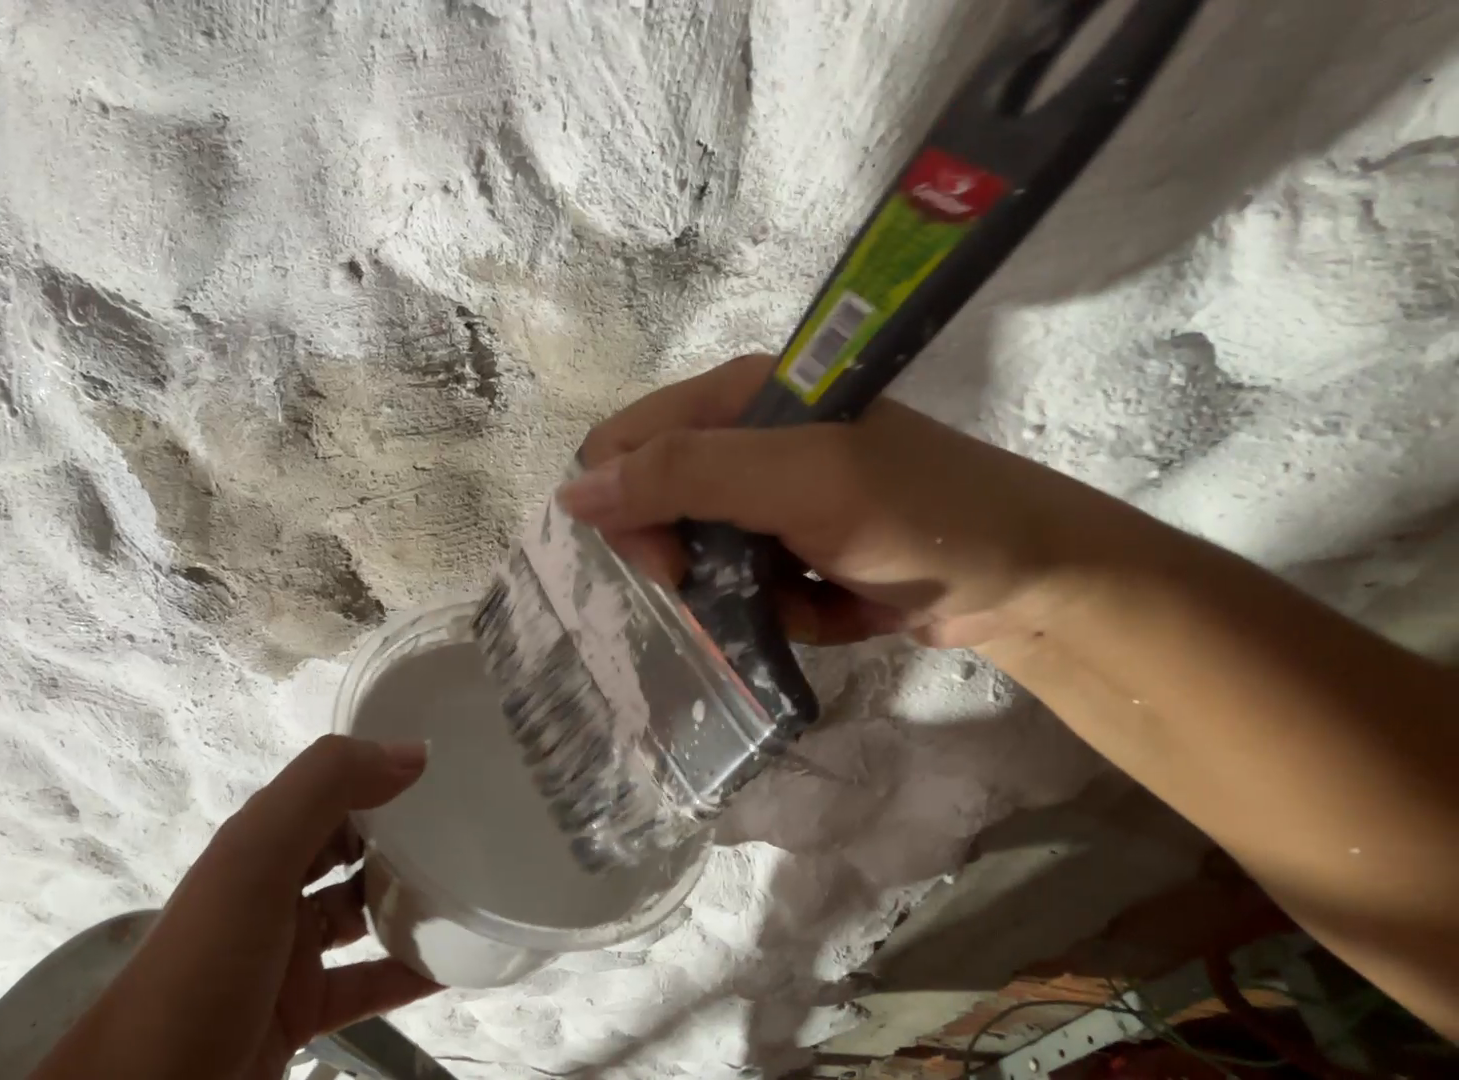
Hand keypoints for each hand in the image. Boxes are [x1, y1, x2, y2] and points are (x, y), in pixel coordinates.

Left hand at [30, 735, 438, 1079]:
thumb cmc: (207, 963)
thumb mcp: (257, 857)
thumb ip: (326, 789)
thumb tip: (413, 750)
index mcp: (258, 844)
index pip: (326, 791)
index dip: (377, 772)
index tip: (443, 767)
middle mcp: (271, 891)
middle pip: (345, 849)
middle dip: (398, 835)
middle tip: (467, 826)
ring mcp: (286, 955)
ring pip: (359, 915)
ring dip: (407, 901)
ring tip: (470, 885)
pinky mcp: (301, 1013)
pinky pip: (367, 983)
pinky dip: (407, 973)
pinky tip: (453, 967)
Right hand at [558, 353, 1125, 648]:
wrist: (1034, 579)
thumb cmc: (922, 516)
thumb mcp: (800, 483)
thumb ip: (684, 476)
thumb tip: (572, 492)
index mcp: (734, 398)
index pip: (622, 448)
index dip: (627, 510)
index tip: (673, 567)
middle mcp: (740, 440)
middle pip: (652, 507)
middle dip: (688, 562)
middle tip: (735, 593)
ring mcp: (766, 497)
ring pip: (694, 558)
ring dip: (739, 595)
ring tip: (803, 600)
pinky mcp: (789, 544)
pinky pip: (741, 587)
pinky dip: (779, 610)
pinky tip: (831, 607)